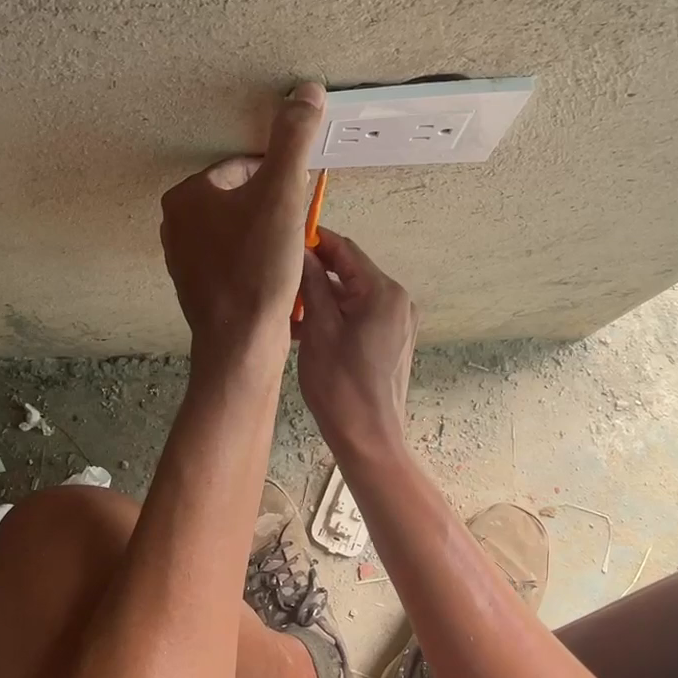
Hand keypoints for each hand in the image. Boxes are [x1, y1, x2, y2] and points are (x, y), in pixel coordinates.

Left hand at [160, 83, 324, 358]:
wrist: (242, 343)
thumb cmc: (257, 269)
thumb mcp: (283, 193)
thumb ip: (293, 139)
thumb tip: (306, 91)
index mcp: (186, 196)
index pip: (245, 167)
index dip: (280, 181)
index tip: (295, 204)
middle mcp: (177, 225)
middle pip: (243, 199)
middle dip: (274, 210)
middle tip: (293, 234)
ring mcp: (185, 260)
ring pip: (241, 231)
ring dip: (269, 237)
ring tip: (285, 258)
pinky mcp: (200, 288)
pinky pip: (236, 261)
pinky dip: (258, 265)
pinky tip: (275, 281)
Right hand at [295, 228, 418, 457]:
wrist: (369, 438)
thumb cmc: (340, 385)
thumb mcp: (318, 329)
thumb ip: (311, 284)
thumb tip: (301, 251)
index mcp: (383, 292)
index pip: (345, 249)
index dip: (315, 240)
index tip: (284, 240)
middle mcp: (397, 300)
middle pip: (350, 271)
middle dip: (314, 273)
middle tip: (279, 279)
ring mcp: (398, 321)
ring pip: (352, 295)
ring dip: (321, 298)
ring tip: (287, 310)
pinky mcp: (392, 339)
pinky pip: (359, 315)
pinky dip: (334, 316)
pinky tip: (304, 330)